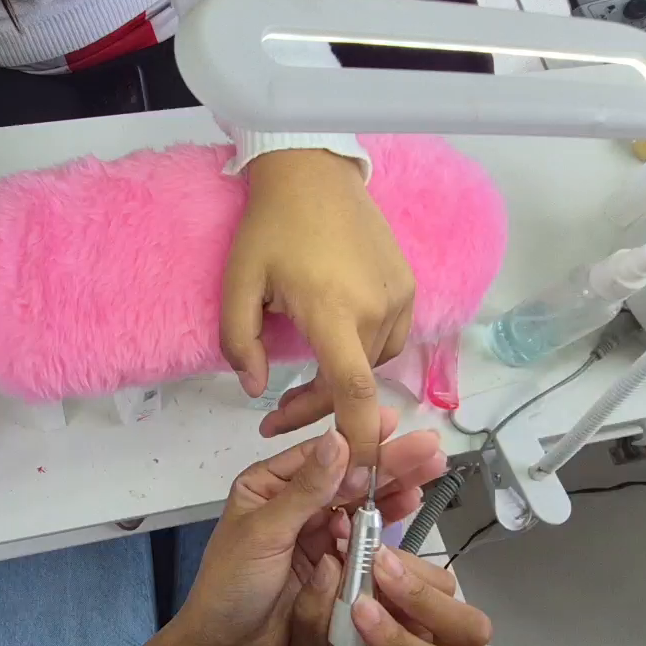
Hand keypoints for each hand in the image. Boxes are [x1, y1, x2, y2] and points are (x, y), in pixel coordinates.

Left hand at [169, 411, 446, 645]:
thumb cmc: (233, 584)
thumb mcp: (265, 532)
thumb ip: (306, 490)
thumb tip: (337, 438)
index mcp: (267, 485)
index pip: (318, 455)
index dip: (357, 440)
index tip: (395, 424)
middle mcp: (291, 502)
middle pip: (344, 477)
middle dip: (386, 463)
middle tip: (430, 449)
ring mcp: (312, 532)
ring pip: (357, 504)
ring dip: (393, 488)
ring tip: (432, 471)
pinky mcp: (329, 562)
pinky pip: (361, 536)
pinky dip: (386, 521)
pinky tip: (412, 503)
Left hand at [222, 149, 415, 467]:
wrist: (312, 173)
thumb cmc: (269, 227)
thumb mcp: (238, 285)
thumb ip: (239, 344)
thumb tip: (257, 391)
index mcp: (334, 311)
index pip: (355, 391)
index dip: (358, 438)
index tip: (355, 472)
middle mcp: (377, 309)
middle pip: (357, 384)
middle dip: (320, 409)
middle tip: (276, 415)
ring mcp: (399, 296)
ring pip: (373, 365)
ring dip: (341, 381)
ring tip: (301, 379)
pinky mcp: (407, 285)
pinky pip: (387, 339)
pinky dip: (360, 356)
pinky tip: (332, 346)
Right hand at [288, 540, 491, 645]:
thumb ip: (314, 620)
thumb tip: (329, 565)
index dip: (398, 638)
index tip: (360, 607)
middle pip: (466, 631)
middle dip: (421, 596)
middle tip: (377, 565)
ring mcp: (442, 634)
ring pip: (455, 599)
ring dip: (414, 575)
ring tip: (372, 558)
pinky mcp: (434, 606)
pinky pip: (437, 580)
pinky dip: (408, 564)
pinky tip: (375, 560)